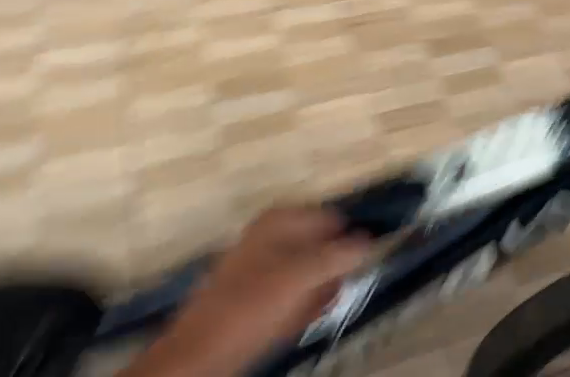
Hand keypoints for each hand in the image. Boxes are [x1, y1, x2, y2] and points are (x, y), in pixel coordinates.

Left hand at [124, 207, 374, 376]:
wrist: (200, 352)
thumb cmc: (249, 306)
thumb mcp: (299, 277)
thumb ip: (336, 255)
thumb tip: (369, 239)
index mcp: (280, 219)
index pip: (331, 218)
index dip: (349, 241)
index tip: (361, 267)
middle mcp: (271, 235)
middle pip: (321, 248)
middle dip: (330, 275)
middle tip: (327, 297)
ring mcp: (263, 264)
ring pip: (309, 275)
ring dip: (316, 295)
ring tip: (306, 312)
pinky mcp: (258, 292)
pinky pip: (293, 294)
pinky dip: (300, 308)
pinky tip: (294, 322)